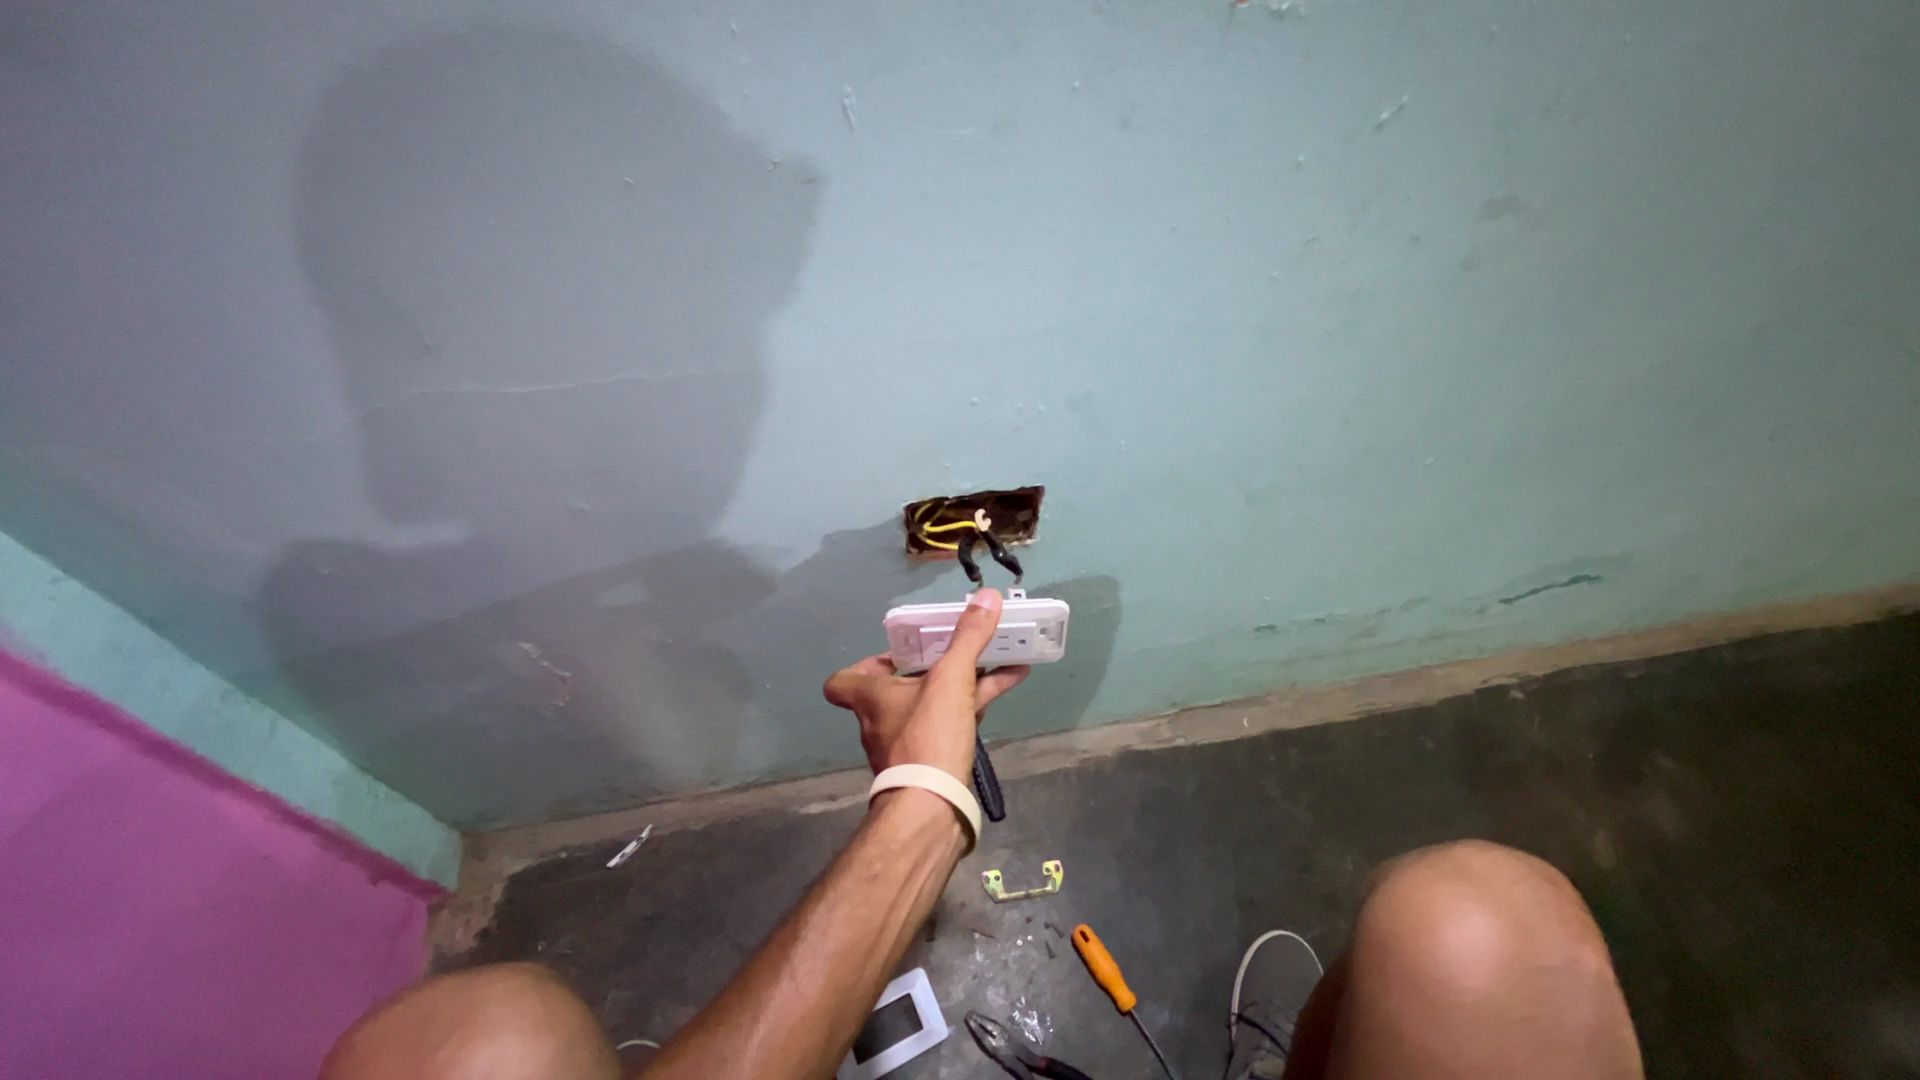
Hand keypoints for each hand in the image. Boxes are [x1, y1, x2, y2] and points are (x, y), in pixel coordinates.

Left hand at [824, 588, 1030, 781]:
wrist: (933, 807)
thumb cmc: (927, 736)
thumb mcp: (950, 678)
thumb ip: (968, 638)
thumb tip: (987, 596)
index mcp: (870, 697)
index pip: (841, 681)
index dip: (864, 665)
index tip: (897, 653)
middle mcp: (880, 720)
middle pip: (896, 688)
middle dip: (930, 668)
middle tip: (958, 651)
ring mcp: (903, 744)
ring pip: (929, 705)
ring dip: (960, 684)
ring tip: (997, 661)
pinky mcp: (929, 762)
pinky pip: (950, 724)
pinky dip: (975, 706)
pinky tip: (1010, 684)